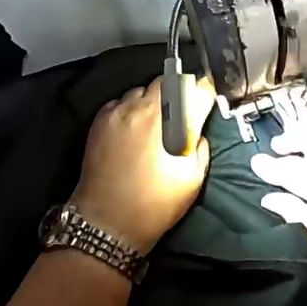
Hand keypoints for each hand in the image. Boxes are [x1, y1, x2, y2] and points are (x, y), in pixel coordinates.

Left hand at [71, 77, 215, 252]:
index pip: (193, 88)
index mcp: (166, 119)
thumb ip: (200, 147)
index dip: (204, 91)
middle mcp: (140, 107)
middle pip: (166, 82)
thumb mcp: (192, 179)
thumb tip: (197, 131)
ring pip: (141, 91)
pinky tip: (134, 129)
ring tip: (157, 122)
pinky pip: (119, 103)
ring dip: (153, 100)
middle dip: (179, 92)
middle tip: (183, 114)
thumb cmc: (154, 204)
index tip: (207, 99)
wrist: (107, 223)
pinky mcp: (98, 122)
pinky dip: (130, 109)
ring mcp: (116, 113)